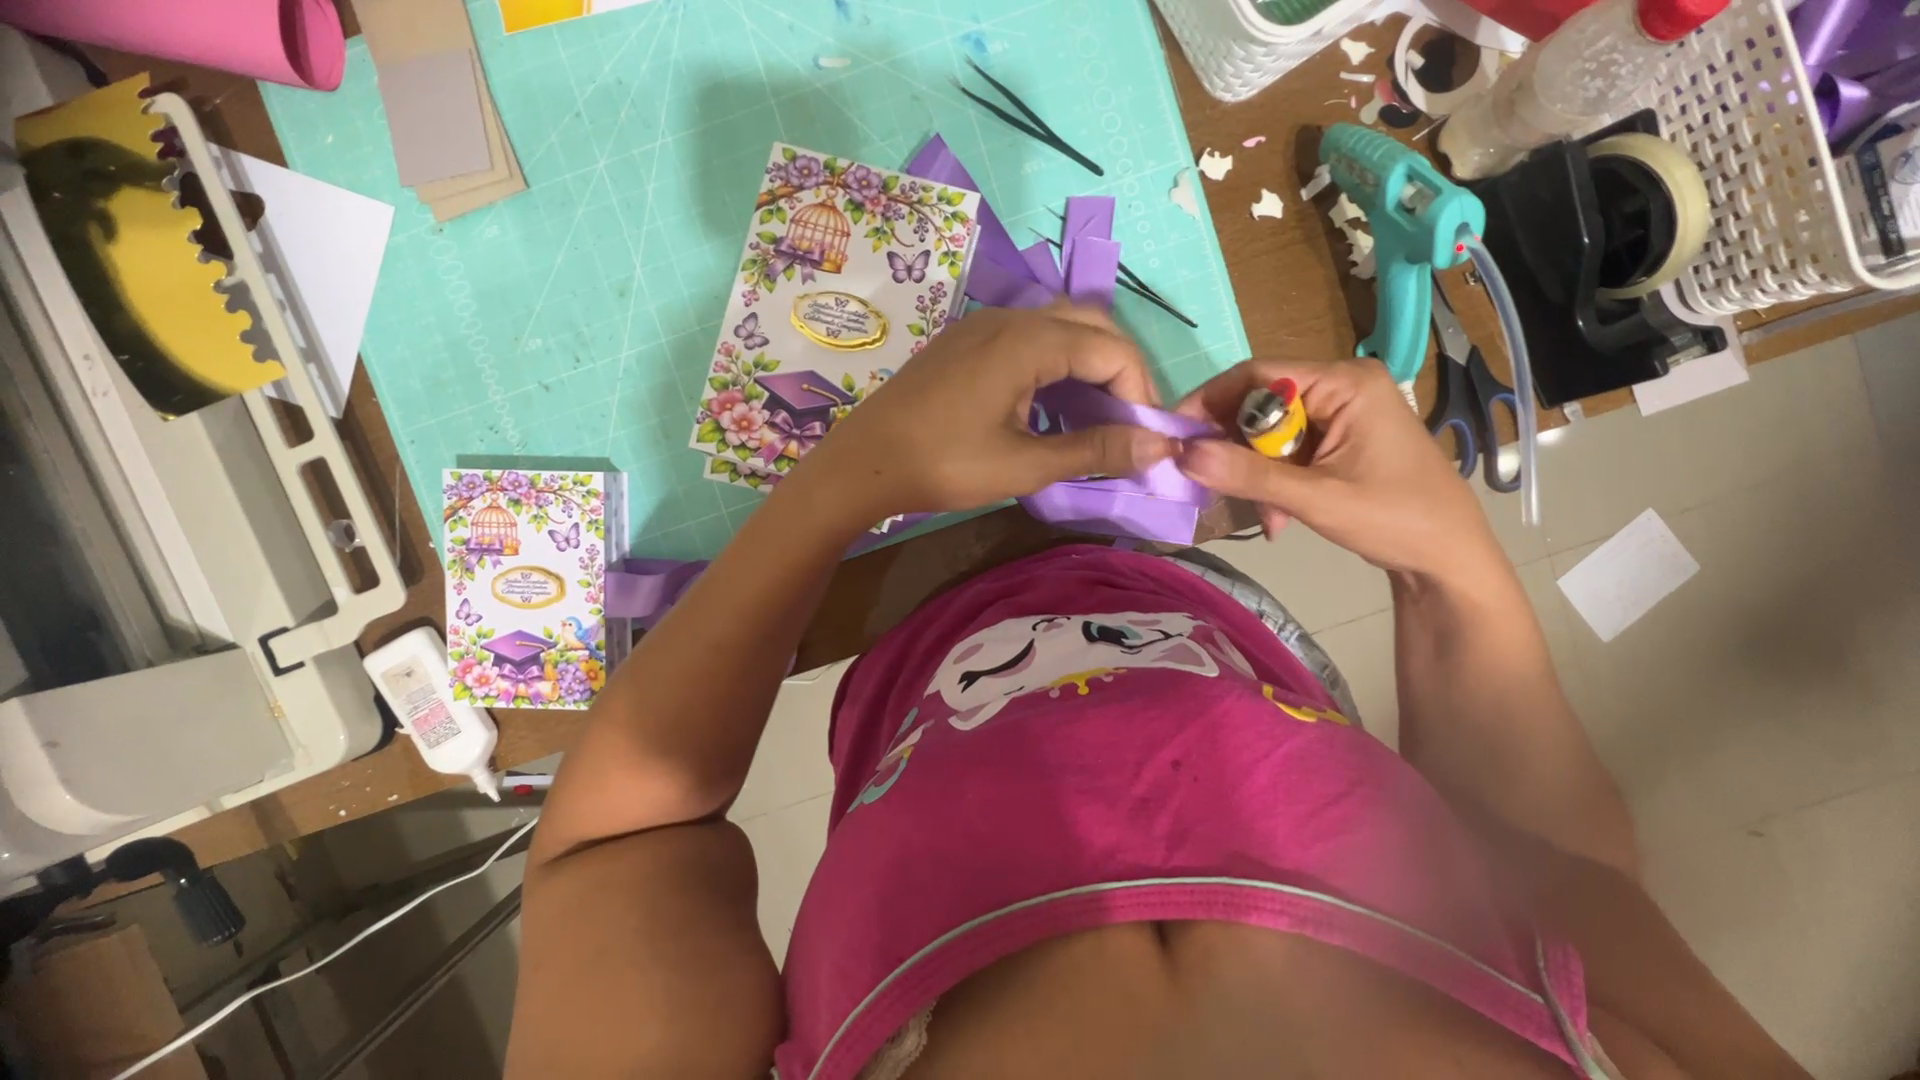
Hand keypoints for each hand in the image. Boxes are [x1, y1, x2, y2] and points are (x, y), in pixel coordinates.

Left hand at [787, 304, 1174, 521]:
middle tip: (1125, 422)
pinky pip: (1027, 337)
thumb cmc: (944, 464)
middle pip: (1091, 325)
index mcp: (1028, 341)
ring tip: (1094, 416)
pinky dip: (1055, 363)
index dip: (1139, 392)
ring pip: (1059, 327)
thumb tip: (1158, 447)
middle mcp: (1010, 318)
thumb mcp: (1025, 464)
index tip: (1142, 437)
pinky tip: (1048, 405)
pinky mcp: (965, 341)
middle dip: (1119, 370)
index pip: (1113, 349)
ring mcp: (983, 325)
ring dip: (1087, 364)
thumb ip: (1094, 449)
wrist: (863, 462)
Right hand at [1175, 357, 1504, 582]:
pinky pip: (1287, 449)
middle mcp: (1343, 386)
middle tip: (1212, 484)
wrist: (1448, 559)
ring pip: (1269, 431)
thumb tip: (1183, 454)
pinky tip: (1277, 516)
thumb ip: (1249, 475)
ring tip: (1264, 515)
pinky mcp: (1340, 438)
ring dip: (1255, 473)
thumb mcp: (1316, 498)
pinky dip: (1273, 480)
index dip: (1210, 401)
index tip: (1175, 436)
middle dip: (1235, 448)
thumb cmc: (1395, 520)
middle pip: (1261, 402)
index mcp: (1346, 382)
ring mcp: (1343, 413)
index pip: (1257, 374)